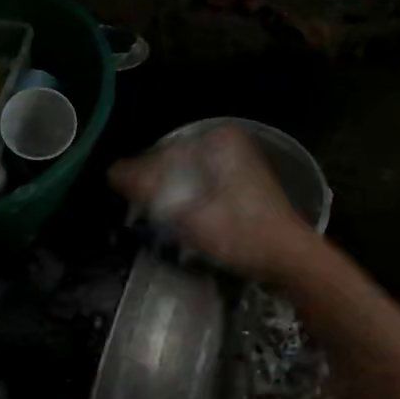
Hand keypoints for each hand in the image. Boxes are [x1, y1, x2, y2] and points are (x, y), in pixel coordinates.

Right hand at [108, 125, 318, 280]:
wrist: (288, 259)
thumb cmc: (240, 234)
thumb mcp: (186, 213)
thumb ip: (146, 188)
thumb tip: (111, 172)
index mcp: (217, 139)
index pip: (161, 153)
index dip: (142, 180)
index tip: (132, 206)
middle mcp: (227, 142)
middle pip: (173, 164)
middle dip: (157, 188)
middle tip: (144, 216)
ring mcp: (236, 162)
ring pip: (185, 177)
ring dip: (171, 198)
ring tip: (163, 223)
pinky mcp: (239, 183)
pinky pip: (200, 187)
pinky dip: (188, 202)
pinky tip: (185, 224)